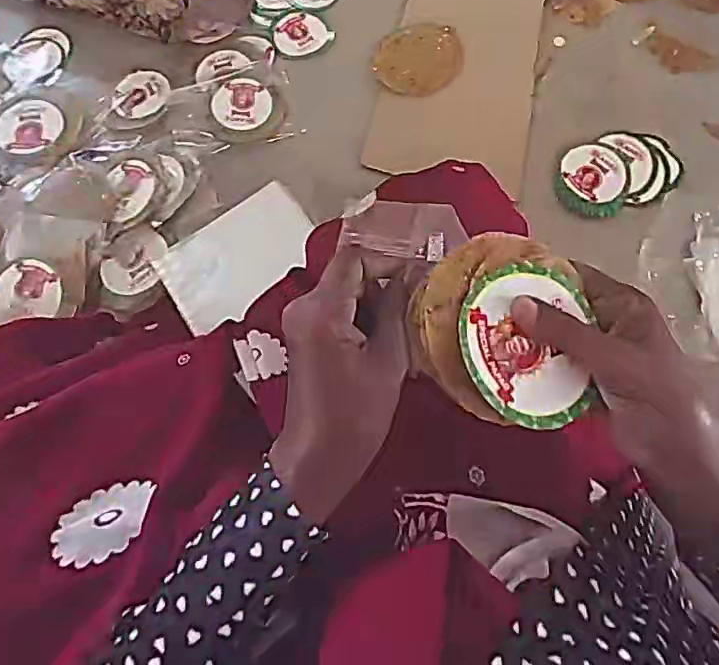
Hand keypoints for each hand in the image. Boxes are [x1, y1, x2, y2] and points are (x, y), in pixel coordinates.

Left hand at [270, 247, 418, 521]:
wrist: (317, 459)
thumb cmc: (356, 415)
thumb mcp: (389, 359)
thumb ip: (397, 308)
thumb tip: (409, 275)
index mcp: (321, 309)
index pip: (355, 259)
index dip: (389, 261)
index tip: (418, 276)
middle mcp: (304, 305)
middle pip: (349, 272)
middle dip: (385, 283)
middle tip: (418, 300)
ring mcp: (300, 318)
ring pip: (345, 288)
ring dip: (375, 299)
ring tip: (406, 321)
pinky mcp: (304, 332)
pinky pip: (337, 306)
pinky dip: (361, 313)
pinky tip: (385, 336)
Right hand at [512, 264, 718, 543]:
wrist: (678, 459)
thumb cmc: (657, 396)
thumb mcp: (611, 358)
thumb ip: (565, 331)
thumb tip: (518, 303)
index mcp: (624, 305)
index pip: (577, 276)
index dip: (542, 273)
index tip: (504, 275)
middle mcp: (609, 322)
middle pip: (561, 306)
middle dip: (529, 309)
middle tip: (489, 308)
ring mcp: (597, 353)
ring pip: (555, 337)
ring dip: (528, 339)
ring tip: (489, 335)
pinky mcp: (587, 380)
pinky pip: (555, 365)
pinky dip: (535, 365)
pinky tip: (507, 365)